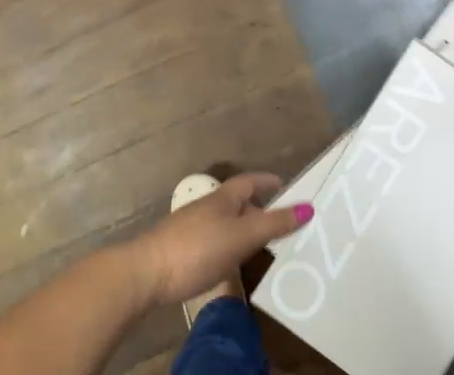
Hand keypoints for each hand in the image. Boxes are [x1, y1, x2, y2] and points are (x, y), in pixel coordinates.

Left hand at [130, 173, 312, 306]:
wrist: (144, 273)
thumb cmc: (198, 248)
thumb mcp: (243, 236)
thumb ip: (275, 223)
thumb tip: (309, 207)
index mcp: (224, 197)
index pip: (251, 181)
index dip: (269, 182)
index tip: (288, 187)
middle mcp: (208, 206)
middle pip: (239, 202)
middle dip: (260, 209)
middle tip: (282, 225)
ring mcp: (191, 227)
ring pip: (225, 222)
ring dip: (244, 229)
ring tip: (262, 246)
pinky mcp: (180, 249)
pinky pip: (214, 240)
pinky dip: (229, 245)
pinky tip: (232, 263)